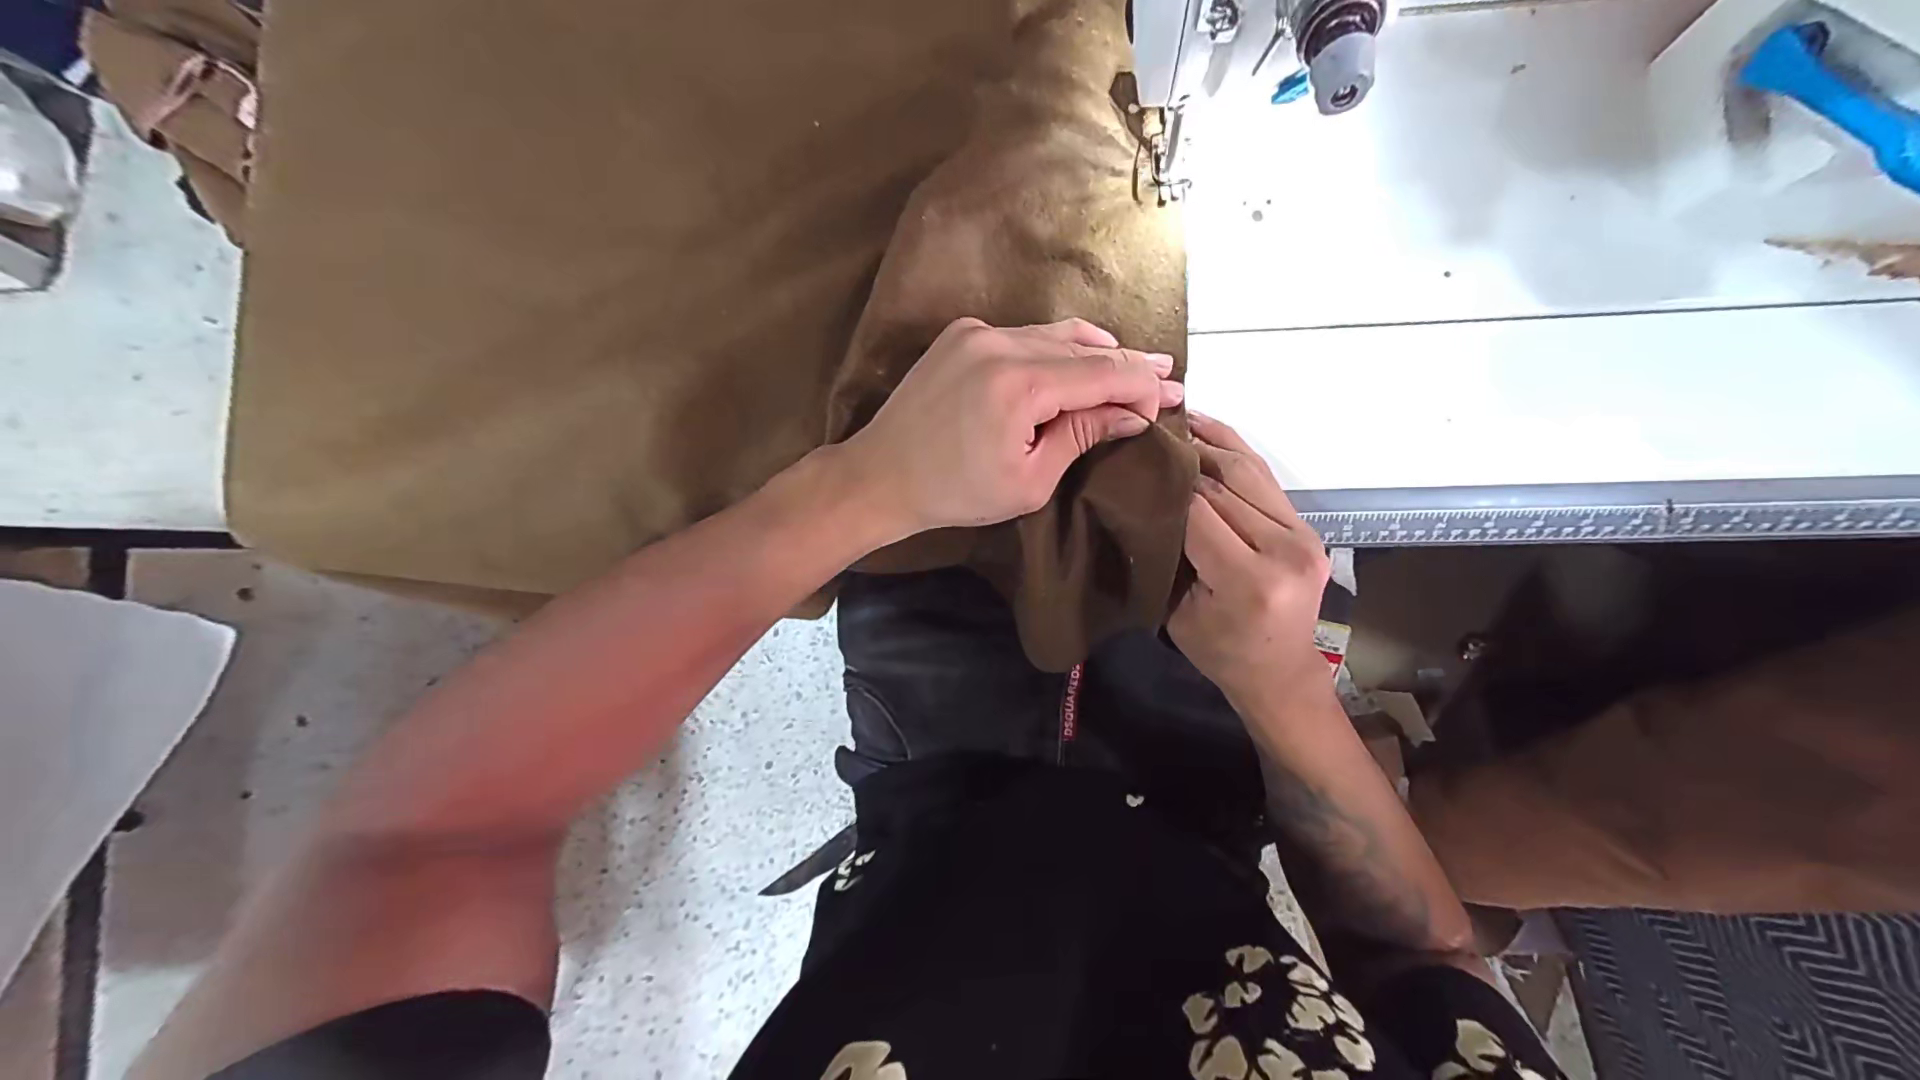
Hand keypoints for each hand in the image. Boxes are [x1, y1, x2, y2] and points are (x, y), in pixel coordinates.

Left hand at [839, 316, 1182, 537]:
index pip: (1104, 373)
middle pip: (1085, 348)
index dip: (1142, 385)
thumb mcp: (1030, 481)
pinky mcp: (961, 333)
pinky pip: (1025, 334)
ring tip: (1136, 363)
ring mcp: (977, 332)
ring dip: (1096, 351)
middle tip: (1169, 375)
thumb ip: (1082, 435)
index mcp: (1020, 385)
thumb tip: (1132, 413)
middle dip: (1129, 366)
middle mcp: (1000, 344)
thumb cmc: (956, 493)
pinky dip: (1056, 347)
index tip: (1170, 399)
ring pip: (1056, 334)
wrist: (882, 474)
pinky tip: (1078, 357)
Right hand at [1168, 413, 1331, 710]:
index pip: (1199, 511)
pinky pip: (1266, 479)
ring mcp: (1303, 535)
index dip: (1164, 485)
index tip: (1132, 463)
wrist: (1279, 671)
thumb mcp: (1177, 610)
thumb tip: (1147, 500)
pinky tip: (1207, 430)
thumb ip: (1167, 555)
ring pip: (1247, 472)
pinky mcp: (1307, 527)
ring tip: (1173, 421)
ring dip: (1207, 445)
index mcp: (1249, 580)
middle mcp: (1284, 550)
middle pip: (1223, 486)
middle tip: (1143, 435)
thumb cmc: (1220, 651)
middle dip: (1181, 460)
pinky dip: (1235, 451)